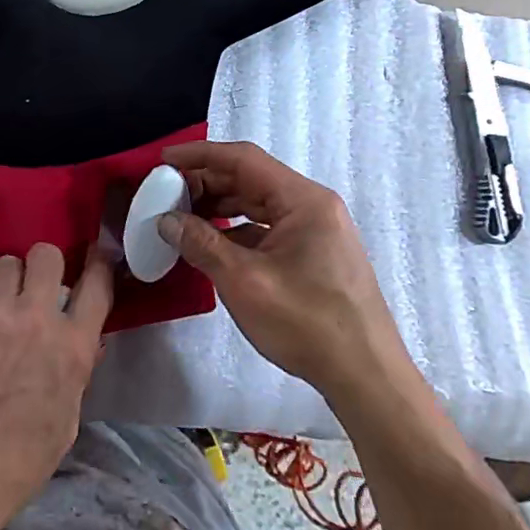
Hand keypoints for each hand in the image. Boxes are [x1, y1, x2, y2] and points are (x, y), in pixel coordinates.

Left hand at [0, 243, 113, 529]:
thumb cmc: (13, 465)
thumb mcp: (65, 424)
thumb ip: (75, 374)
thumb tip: (87, 345)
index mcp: (72, 347)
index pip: (97, 285)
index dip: (98, 263)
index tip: (93, 256)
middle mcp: (35, 317)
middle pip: (46, 256)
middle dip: (41, 266)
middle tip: (29, 287)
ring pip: (4, 264)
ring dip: (2, 285)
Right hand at [157, 141, 412, 402]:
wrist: (365, 374)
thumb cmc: (306, 323)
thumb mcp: (245, 283)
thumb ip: (202, 245)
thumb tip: (167, 220)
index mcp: (303, 200)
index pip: (244, 159)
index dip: (201, 154)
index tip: (164, 159)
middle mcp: (312, 205)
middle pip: (251, 180)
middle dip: (206, 184)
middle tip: (164, 196)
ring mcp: (316, 230)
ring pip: (258, 205)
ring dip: (219, 208)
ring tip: (180, 219)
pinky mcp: (313, 253)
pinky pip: (268, 229)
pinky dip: (237, 232)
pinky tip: (211, 246)